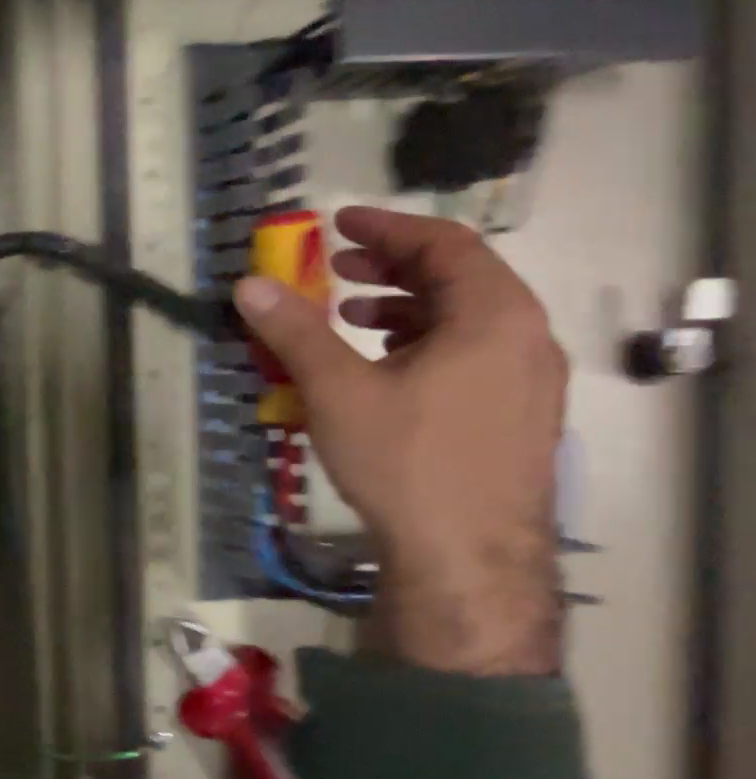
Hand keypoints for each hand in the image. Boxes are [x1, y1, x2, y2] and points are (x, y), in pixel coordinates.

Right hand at [233, 207, 567, 675]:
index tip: (339, 222)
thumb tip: (250, 285)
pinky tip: (381, 370)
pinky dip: (422, 343)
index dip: (388, 227)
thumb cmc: (406, 460)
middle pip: (460, 278)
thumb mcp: (338, 389)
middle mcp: (525, 339)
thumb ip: (295, 331)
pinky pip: (471, 354)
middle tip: (338, 268)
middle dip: (393, 266)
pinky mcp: (515, 416)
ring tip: (349, 317)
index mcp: (494, 317)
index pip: (446, 245)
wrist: (468, 557)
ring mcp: (527, 381)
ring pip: (466, 320)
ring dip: (405, 306)